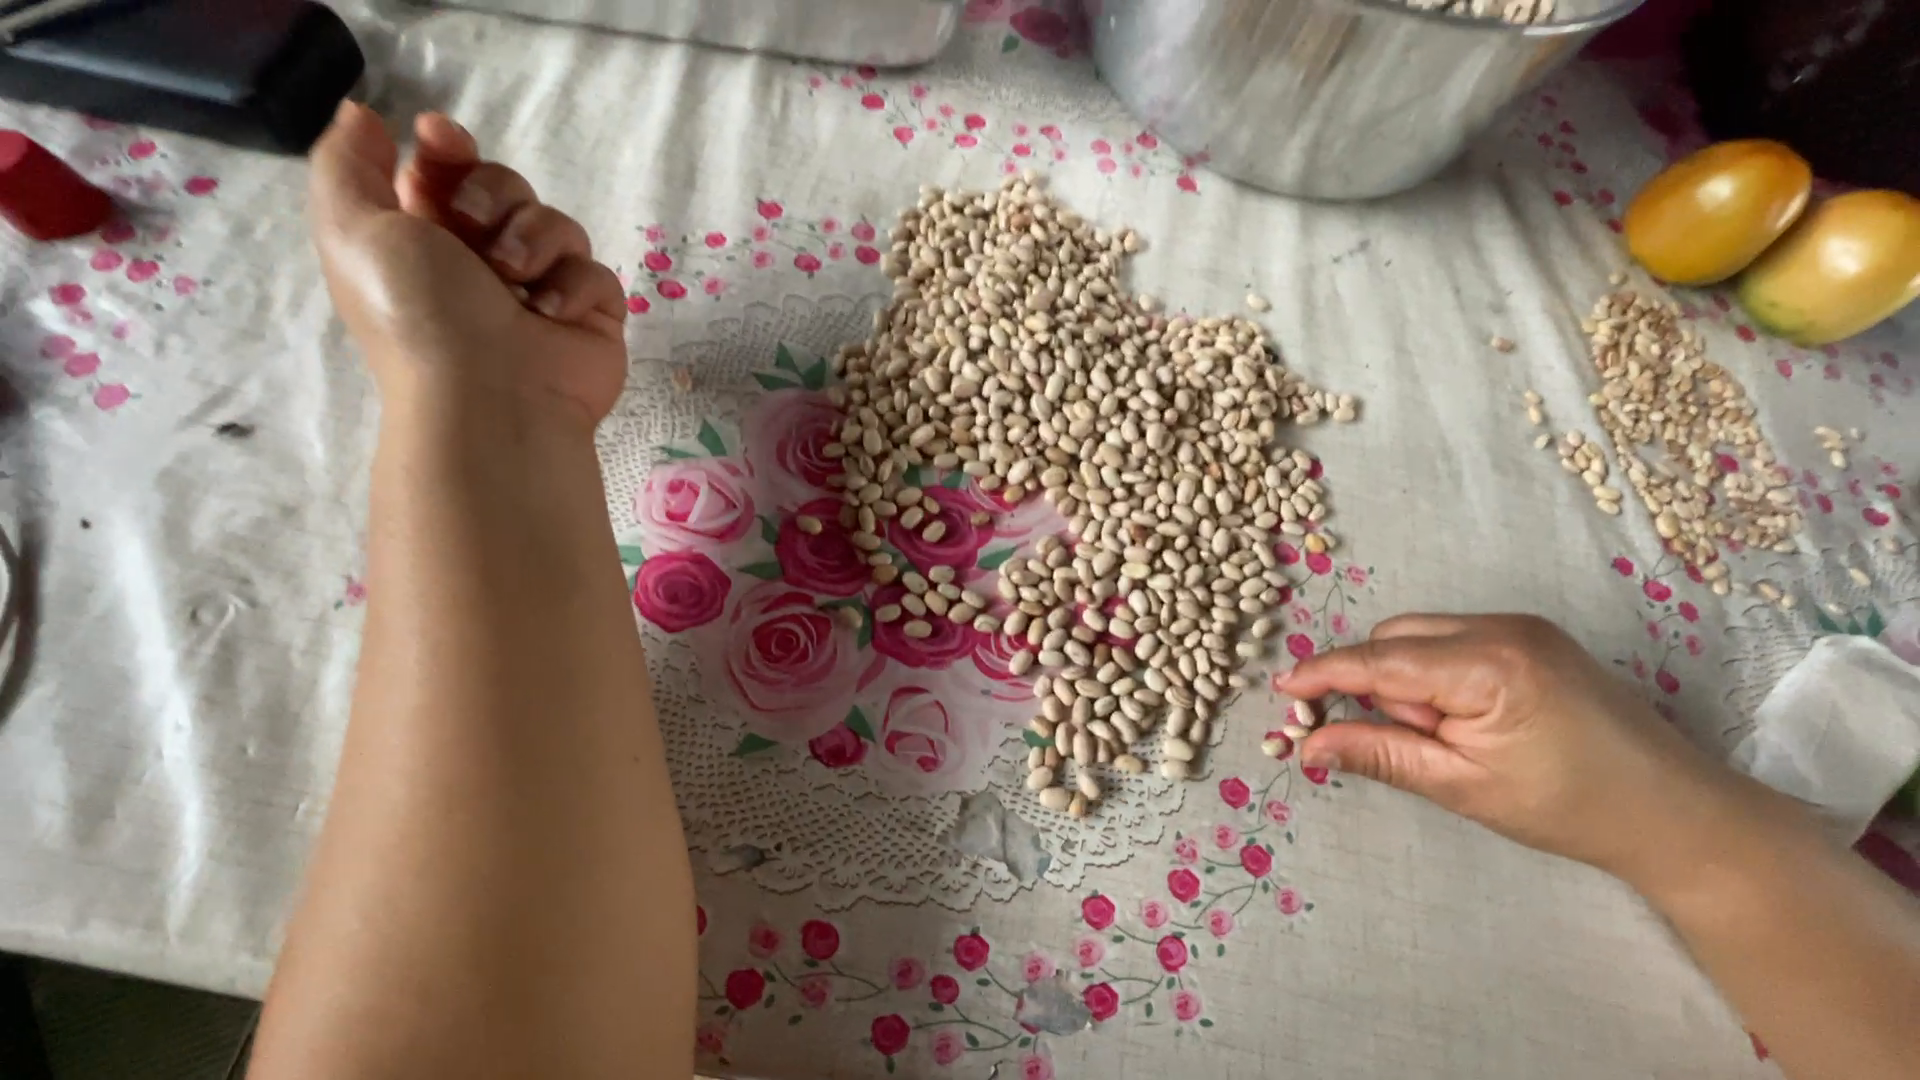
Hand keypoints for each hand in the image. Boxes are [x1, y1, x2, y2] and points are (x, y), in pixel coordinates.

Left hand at [307, 103, 628, 428]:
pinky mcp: (593, 316)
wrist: (492, 395)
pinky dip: (575, 288)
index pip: (447, 171)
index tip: (446, 139)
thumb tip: (365, 115)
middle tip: (478, 229)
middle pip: (508, 187)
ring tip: (517, 283)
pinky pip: (597, 272)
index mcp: (426, 241)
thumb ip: (345, 161)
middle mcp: (485, 263)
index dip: (449, 147)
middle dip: (495, 194)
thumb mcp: (351, 228)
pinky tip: (553, 316)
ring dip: (536, 241)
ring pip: (559, 224)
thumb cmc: (419, 314)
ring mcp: (545, 290)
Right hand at [1281, 614, 1760, 884]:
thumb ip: (1378, 754)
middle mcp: (1501, 627)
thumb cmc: (1568, 808)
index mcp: (1487, 666)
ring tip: (1447, 734)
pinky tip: (1465, 715)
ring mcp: (1519, 625)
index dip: (1324, 673)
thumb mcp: (1461, 786)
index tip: (1282, 689)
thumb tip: (1307, 745)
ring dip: (1407, 680)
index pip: (1378, 660)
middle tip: (1406, 739)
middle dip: (1379, 684)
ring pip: (1418, 636)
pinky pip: (1449, 640)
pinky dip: (1435, 673)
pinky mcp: (1529, 634)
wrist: (1678, 813)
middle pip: (1394, 639)